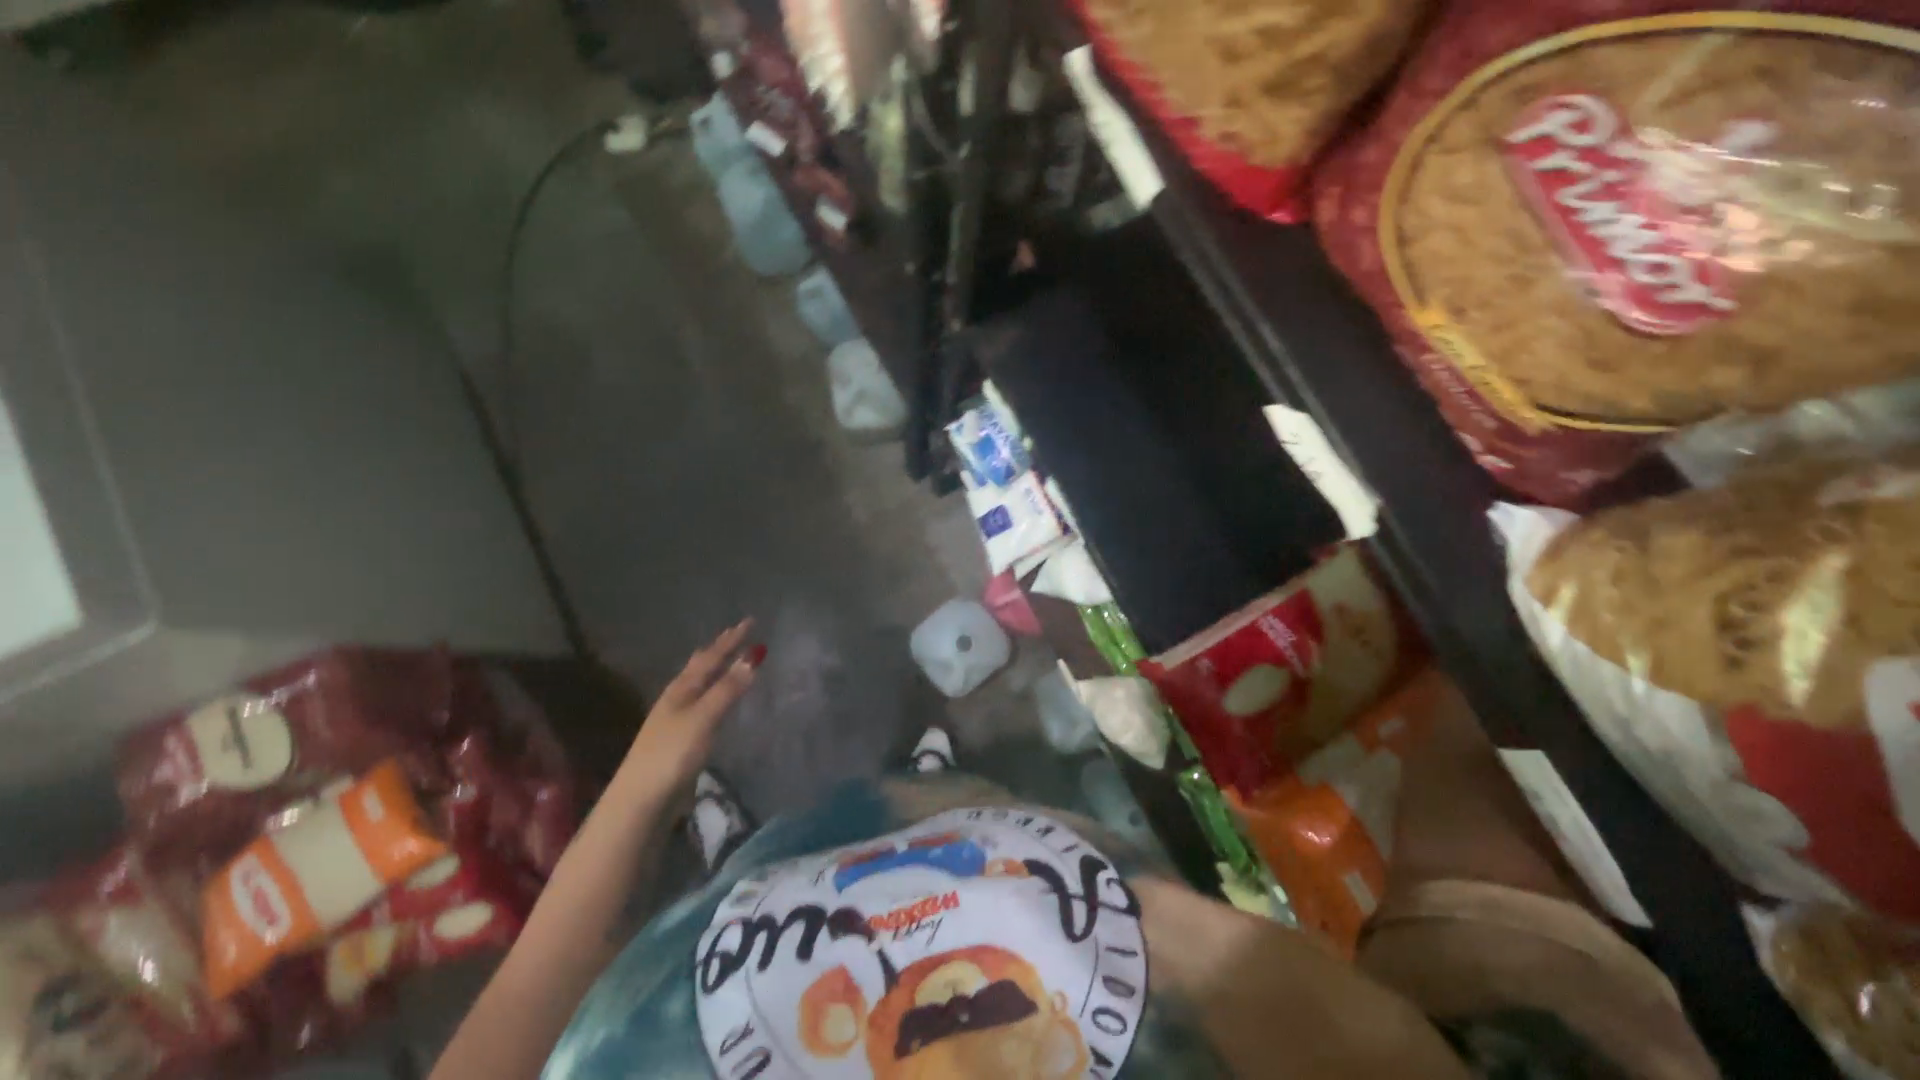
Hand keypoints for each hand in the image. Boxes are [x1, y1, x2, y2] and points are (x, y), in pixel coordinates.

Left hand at [622, 620, 762, 787]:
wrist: (642, 798)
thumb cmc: (672, 753)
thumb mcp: (704, 718)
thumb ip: (728, 689)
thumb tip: (753, 656)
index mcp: (681, 689)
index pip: (711, 657)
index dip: (731, 640)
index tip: (750, 622)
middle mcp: (677, 698)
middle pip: (701, 667)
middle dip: (720, 650)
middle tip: (738, 633)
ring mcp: (676, 719)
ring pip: (699, 685)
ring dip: (714, 670)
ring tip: (725, 660)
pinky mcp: (680, 739)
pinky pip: (701, 704)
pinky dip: (713, 693)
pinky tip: (714, 702)